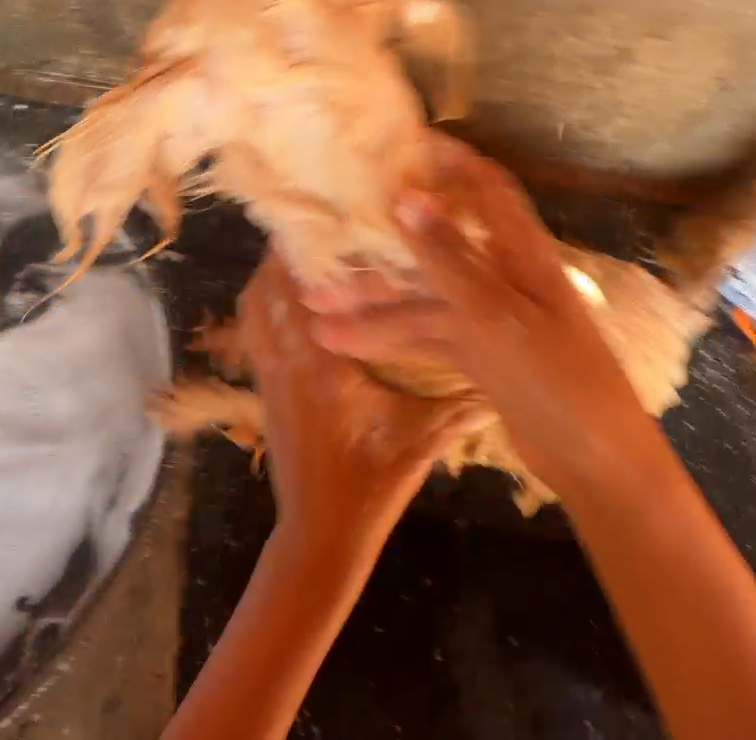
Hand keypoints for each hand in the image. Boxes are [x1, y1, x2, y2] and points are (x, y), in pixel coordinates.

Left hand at [238, 251, 487, 544]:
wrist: (320, 535)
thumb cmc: (372, 482)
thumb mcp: (423, 440)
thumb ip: (462, 405)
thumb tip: (502, 380)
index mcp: (324, 365)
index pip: (301, 292)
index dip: (304, 252)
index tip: (321, 221)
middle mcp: (288, 362)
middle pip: (265, 293)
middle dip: (282, 257)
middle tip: (312, 231)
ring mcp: (271, 379)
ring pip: (253, 314)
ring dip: (268, 283)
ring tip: (298, 260)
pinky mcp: (265, 395)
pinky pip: (255, 338)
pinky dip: (265, 312)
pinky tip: (292, 307)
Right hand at [302, 132, 649, 491]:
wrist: (596, 462)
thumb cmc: (557, 379)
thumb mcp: (497, 316)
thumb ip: (449, 259)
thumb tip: (406, 198)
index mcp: (520, 253)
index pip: (484, 187)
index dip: (447, 162)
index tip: (396, 147)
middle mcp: (503, 277)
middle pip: (438, 247)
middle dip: (384, 246)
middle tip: (327, 242)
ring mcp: (490, 319)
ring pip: (424, 298)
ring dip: (374, 301)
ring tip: (314, 304)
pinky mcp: (481, 356)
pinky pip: (427, 335)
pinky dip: (389, 336)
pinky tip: (342, 342)